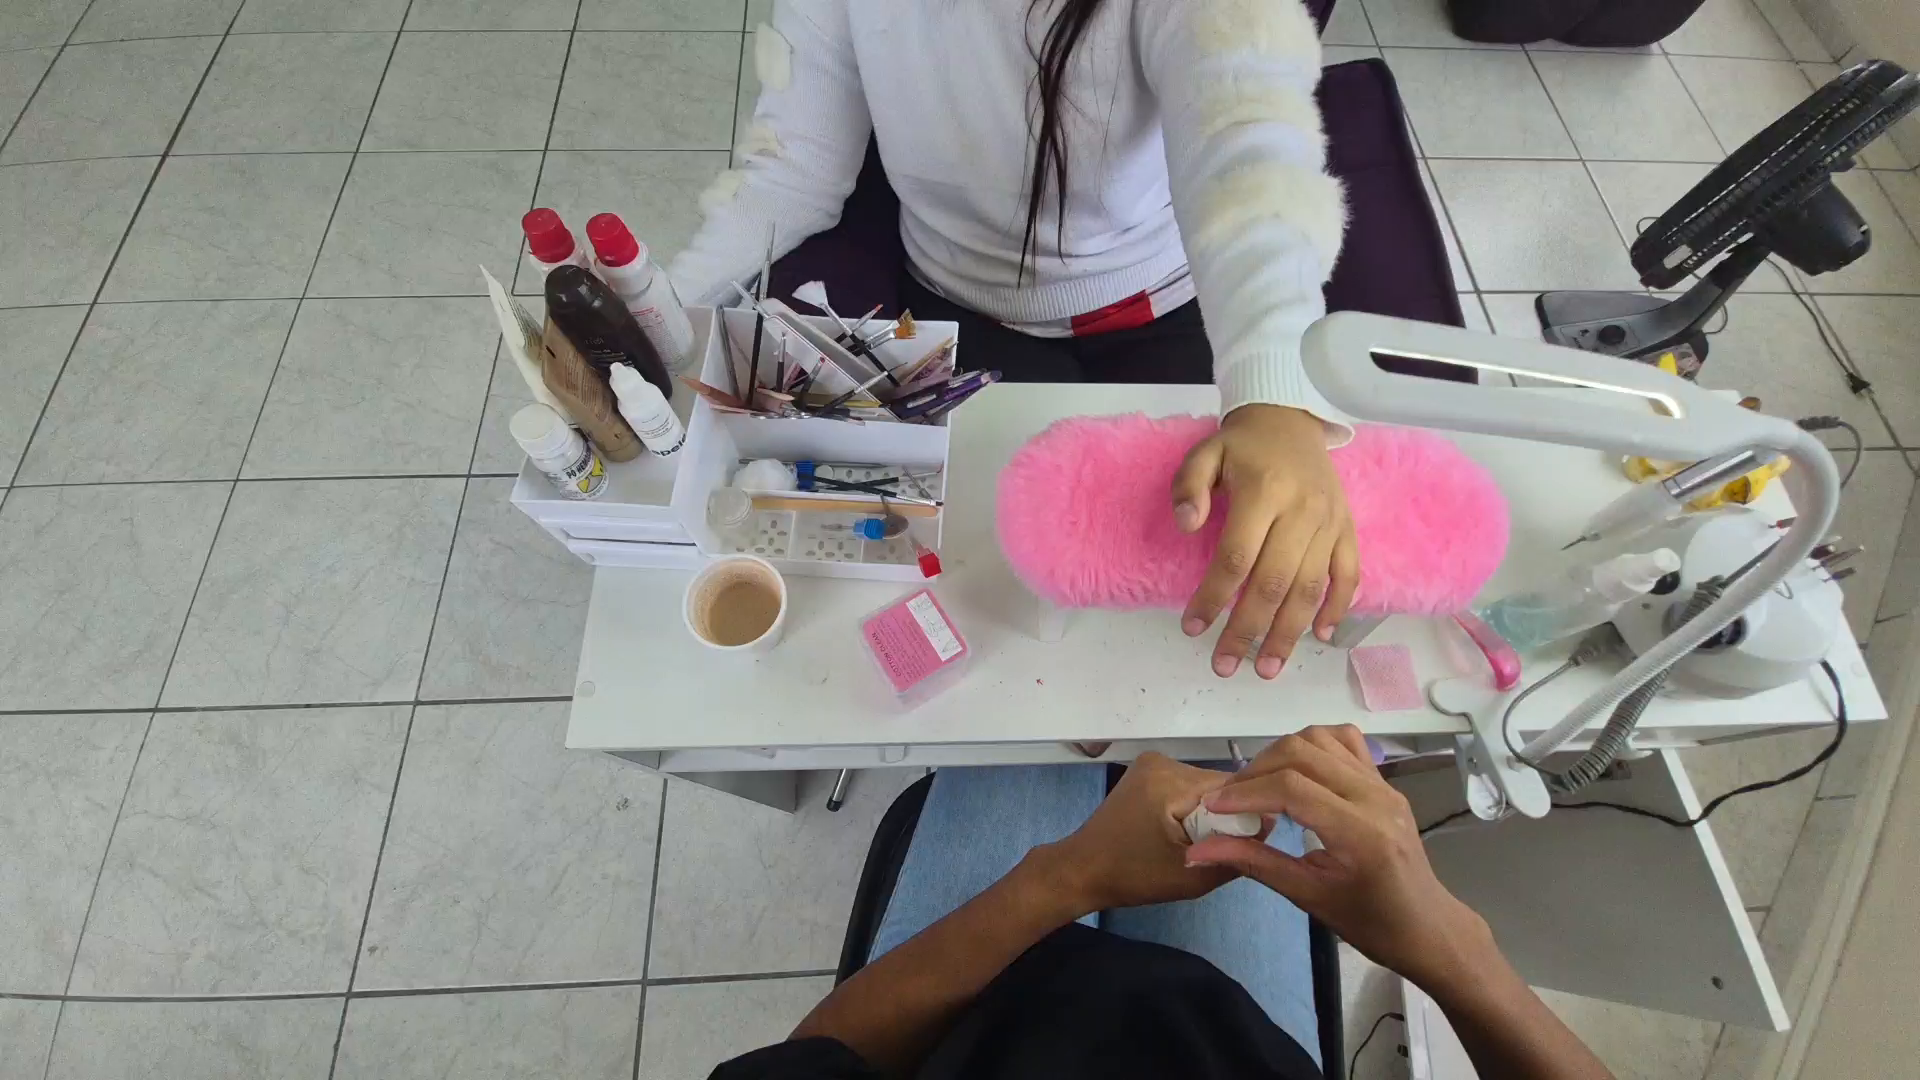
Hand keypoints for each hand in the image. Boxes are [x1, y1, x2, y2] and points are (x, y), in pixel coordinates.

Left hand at [1038, 753, 1255, 912]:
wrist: (1084, 868)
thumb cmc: (1134, 875)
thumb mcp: (1194, 874)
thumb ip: (1236, 851)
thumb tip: (1269, 828)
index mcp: (1171, 779)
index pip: (1233, 788)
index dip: (1249, 815)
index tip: (1254, 843)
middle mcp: (1163, 761)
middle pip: (1219, 786)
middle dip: (1227, 816)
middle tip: (1224, 849)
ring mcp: (1152, 764)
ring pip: (1204, 788)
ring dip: (1210, 813)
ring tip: (1202, 843)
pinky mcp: (1147, 773)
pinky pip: (1186, 788)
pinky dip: (1192, 809)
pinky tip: (1184, 833)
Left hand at [1173, 404, 1358, 679]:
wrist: (1292, 419)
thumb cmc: (1241, 445)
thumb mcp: (1205, 452)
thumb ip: (1189, 486)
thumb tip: (1187, 526)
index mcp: (1264, 493)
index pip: (1236, 558)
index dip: (1213, 597)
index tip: (1191, 628)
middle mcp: (1303, 513)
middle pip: (1274, 583)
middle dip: (1247, 630)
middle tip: (1224, 665)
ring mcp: (1331, 523)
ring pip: (1312, 588)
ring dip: (1289, 633)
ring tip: (1266, 669)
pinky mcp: (1348, 529)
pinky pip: (1349, 574)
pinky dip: (1339, 608)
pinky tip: (1320, 638)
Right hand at [1184, 726, 1492, 989]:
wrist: (1429, 928)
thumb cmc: (1370, 922)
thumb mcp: (1307, 896)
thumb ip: (1252, 862)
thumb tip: (1196, 850)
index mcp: (1361, 833)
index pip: (1292, 790)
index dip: (1246, 792)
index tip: (1213, 806)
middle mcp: (1374, 797)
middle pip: (1300, 754)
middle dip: (1255, 770)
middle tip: (1232, 797)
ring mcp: (1381, 783)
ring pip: (1317, 738)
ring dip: (1278, 753)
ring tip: (1259, 783)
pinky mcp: (1381, 778)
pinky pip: (1342, 738)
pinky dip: (1310, 743)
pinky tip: (1296, 767)